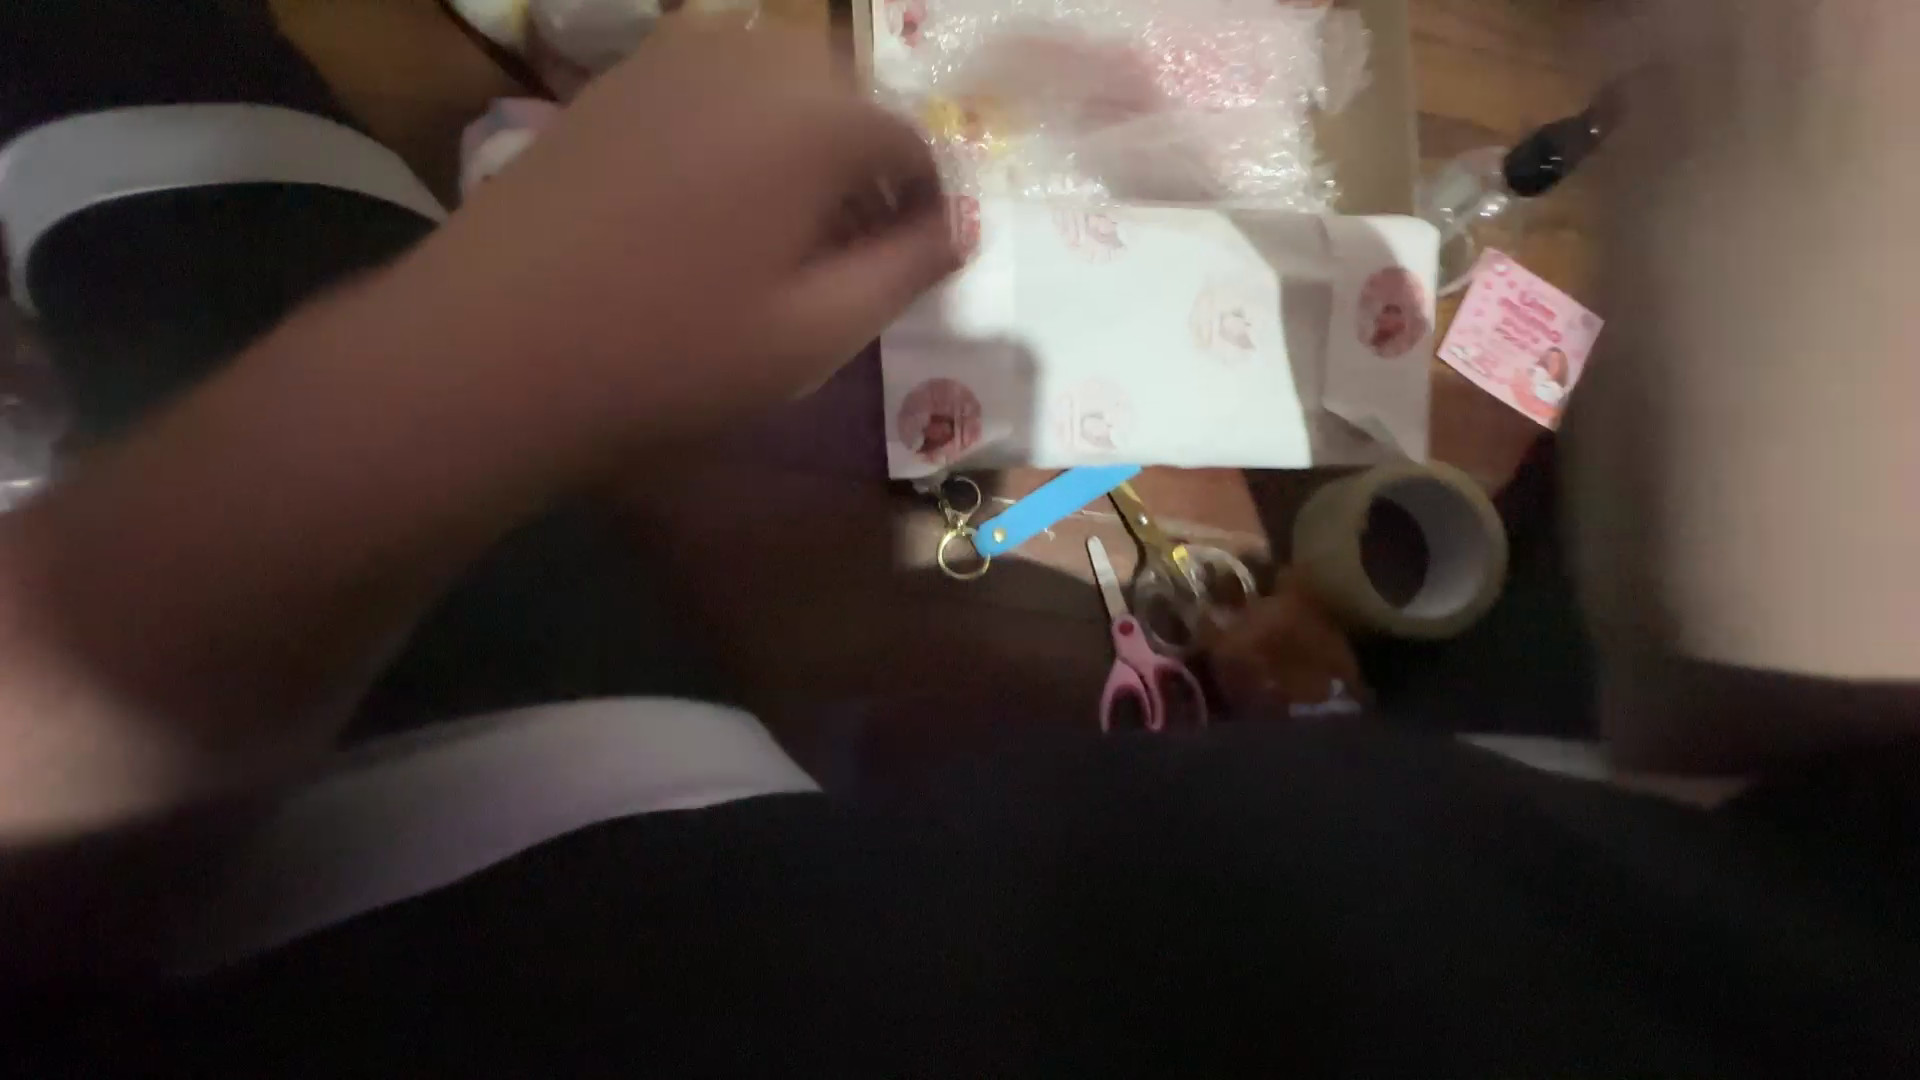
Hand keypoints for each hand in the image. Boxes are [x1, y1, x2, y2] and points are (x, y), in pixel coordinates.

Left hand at [393, 23, 960, 450]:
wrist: (501, 350)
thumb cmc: (680, 354)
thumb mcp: (819, 331)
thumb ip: (907, 269)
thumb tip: (965, 225)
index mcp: (812, 117)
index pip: (912, 138)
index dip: (930, 202)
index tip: (921, 260)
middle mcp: (747, 56)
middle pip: (848, 104)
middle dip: (871, 173)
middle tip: (857, 255)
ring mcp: (670, 59)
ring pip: (782, 93)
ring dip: (811, 156)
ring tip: (795, 239)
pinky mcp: (617, 84)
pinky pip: (718, 95)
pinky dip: (749, 143)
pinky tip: (725, 212)